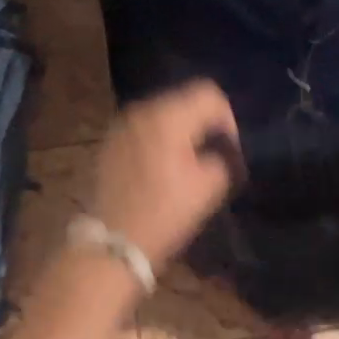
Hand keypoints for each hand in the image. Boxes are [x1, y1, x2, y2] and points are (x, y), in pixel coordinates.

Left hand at [88, 80, 240, 268]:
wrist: (111, 243)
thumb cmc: (164, 214)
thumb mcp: (209, 188)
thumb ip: (223, 158)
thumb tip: (221, 150)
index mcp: (168, 117)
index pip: (210, 95)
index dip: (227, 119)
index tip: (229, 149)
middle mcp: (142, 110)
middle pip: (184, 100)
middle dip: (202, 124)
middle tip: (211, 156)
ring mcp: (121, 125)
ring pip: (162, 114)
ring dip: (179, 131)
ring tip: (186, 163)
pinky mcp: (109, 142)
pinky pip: (143, 129)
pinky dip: (158, 140)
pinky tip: (160, 169)